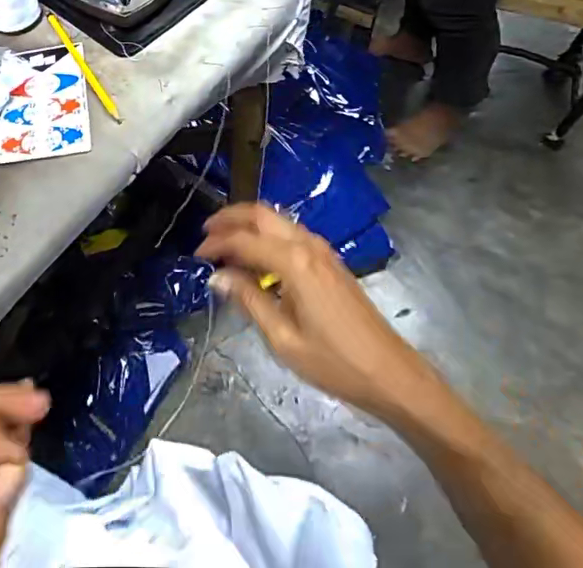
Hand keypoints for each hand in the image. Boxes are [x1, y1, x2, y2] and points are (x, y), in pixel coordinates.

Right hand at [196, 203, 439, 419]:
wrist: (386, 368)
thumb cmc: (333, 361)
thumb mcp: (283, 338)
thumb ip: (249, 301)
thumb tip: (218, 276)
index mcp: (295, 262)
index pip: (246, 239)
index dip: (218, 243)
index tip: (196, 254)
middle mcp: (309, 244)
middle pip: (263, 214)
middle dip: (232, 218)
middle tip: (206, 235)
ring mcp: (323, 249)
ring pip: (279, 220)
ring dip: (251, 225)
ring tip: (225, 246)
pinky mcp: (330, 259)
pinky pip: (292, 234)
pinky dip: (268, 236)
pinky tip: (256, 258)